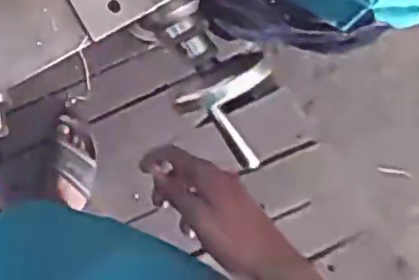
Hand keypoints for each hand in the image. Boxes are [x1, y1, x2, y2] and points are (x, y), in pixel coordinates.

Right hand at [142, 146, 317, 279]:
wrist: (276, 266)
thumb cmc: (235, 241)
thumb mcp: (197, 217)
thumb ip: (174, 192)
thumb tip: (156, 172)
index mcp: (207, 173)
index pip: (173, 153)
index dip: (154, 157)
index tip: (142, 168)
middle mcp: (219, 174)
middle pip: (185, 167)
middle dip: (168, 181)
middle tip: (157, 200)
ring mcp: (231, 189)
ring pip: (197, 183)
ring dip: (182, 196)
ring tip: (178, 219)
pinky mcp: (240, 204)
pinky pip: (209, 195)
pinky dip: (197, 204)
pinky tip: (198, 226)